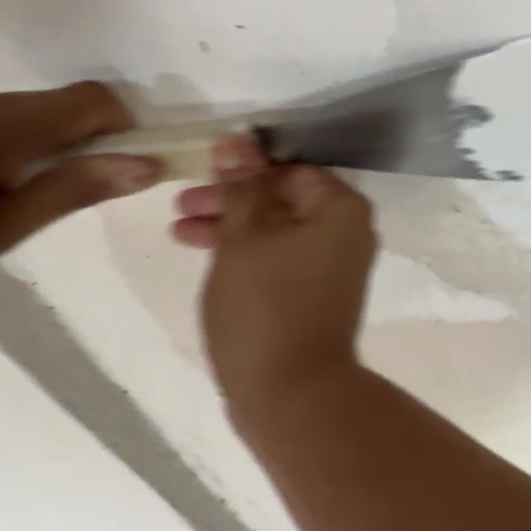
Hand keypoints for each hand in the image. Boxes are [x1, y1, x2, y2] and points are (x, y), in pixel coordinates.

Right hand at [171, 136, 377, 413]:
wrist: (293, 390)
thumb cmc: (266, 306)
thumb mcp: (243, 239)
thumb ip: (240, 188)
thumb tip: (237, 140)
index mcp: (343, 207)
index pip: (293, 170)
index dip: (245, 169)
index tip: (198, 173)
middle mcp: (351, 228)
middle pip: (287, 197)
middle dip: (234, 197)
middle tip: (180, 204)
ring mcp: (339, 261)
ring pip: (282, 227)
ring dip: (234, 224)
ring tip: (179, 230)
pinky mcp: (322, 289)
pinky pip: (285, 254)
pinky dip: (250, 250)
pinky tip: (207, 255)